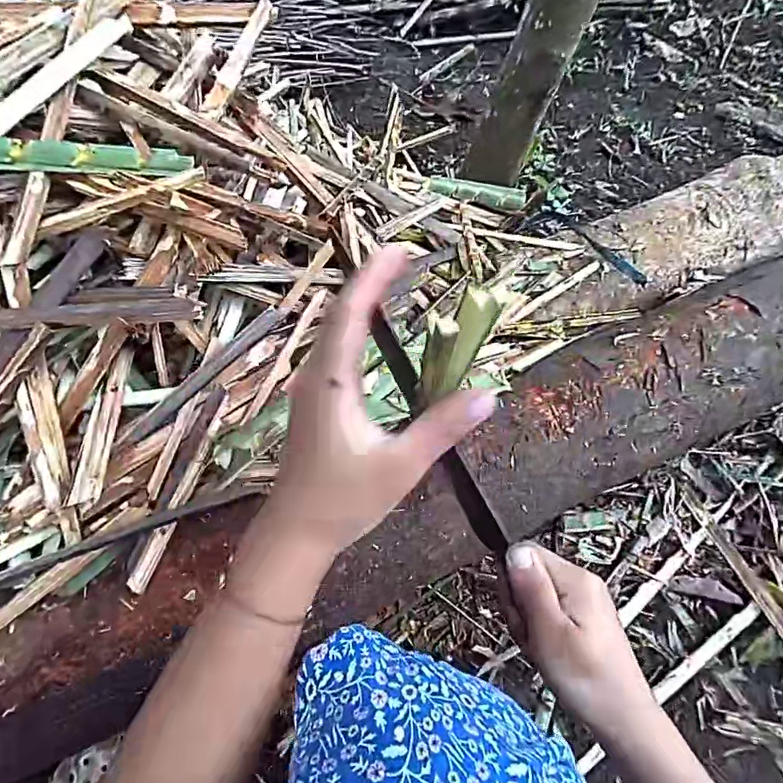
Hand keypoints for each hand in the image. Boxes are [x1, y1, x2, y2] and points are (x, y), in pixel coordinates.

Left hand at [256, 246, 496, 556]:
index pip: (352, 311)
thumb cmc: (342, 501)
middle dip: (372, 280)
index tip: (404, 250)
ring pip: (334, 330)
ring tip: (394, 283)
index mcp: (332, 380)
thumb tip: (487, 394)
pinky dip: (357, 329)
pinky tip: (373, 334)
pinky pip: (335, 350)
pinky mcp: (313, 401)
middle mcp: (315, 374)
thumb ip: (442, 427)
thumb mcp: (400, 465)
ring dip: (363, 303)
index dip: (376, 275)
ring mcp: (310, 387)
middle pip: (340, 311)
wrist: (295, 532)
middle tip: (407, 259)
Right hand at [501, 542, 662, 748]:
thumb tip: (514, 550)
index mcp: (575, 579)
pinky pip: (546, 612)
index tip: (520, 614)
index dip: (511, 583)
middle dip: (519, 606)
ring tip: (542, 648)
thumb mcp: (549, 632)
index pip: (523, 553)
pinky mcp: (582, 617)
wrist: (621, 718)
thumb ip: (531, 588)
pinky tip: (549, 652)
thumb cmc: (588, 680)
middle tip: (532, 636)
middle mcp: (581, 581)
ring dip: (528, 623)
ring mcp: (583, 599)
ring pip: (533, 595)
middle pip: (527, 573)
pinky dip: (540, 632)